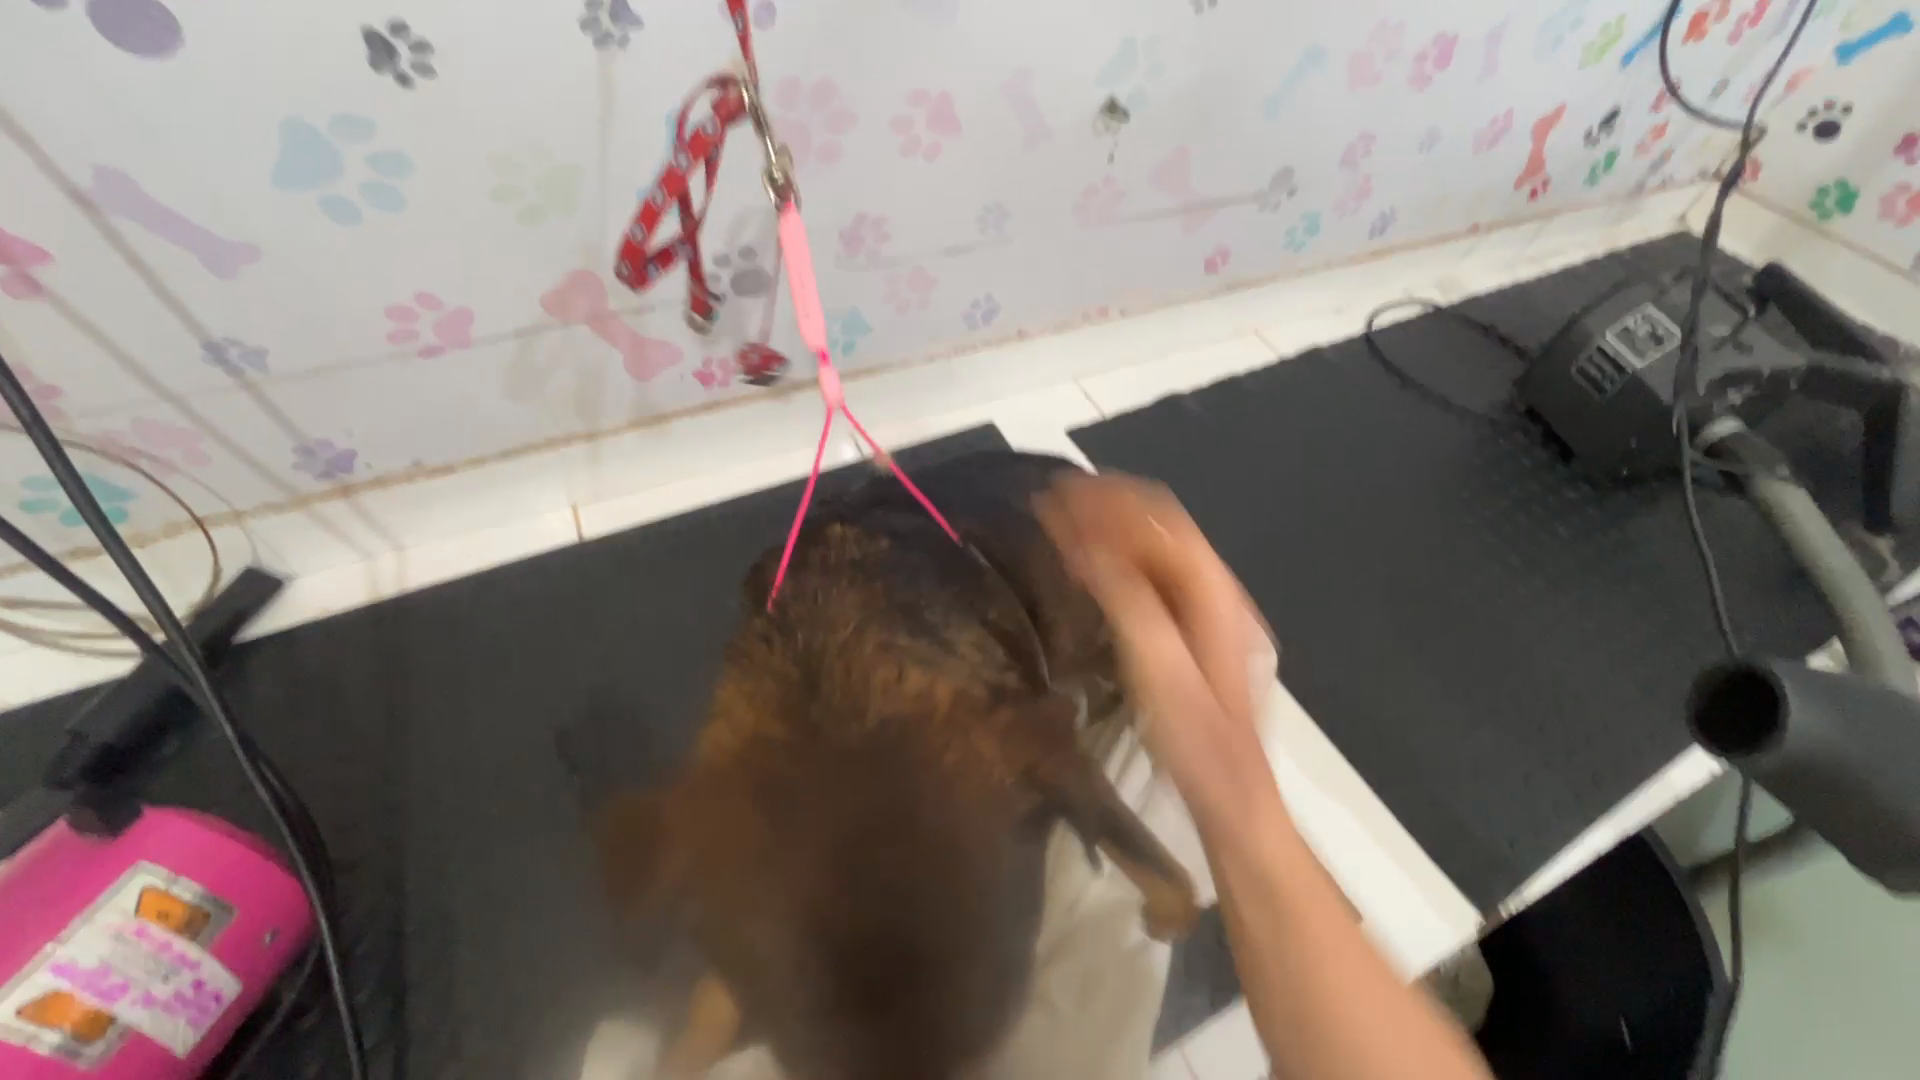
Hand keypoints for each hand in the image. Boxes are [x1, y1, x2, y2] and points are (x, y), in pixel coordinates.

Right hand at [1036, 473, 1277, 821]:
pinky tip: (1083, 560)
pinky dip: (1113, 558)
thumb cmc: (1198, 745)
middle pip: (1159, 528)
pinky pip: (1148, 577)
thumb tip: (1087, 545)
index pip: (1161, 524)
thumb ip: (1129, 604)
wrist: (1233, 800)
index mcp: (1215, 595)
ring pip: (1153, 550)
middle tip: (1051, 500)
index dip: (1111, 503)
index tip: (1059, 495)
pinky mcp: (1189, 634)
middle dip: (1106, 506)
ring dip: (1107, 528)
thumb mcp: (1161, 674)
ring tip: (1059, 518)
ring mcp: (1204, 613)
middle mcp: (1214, 593)